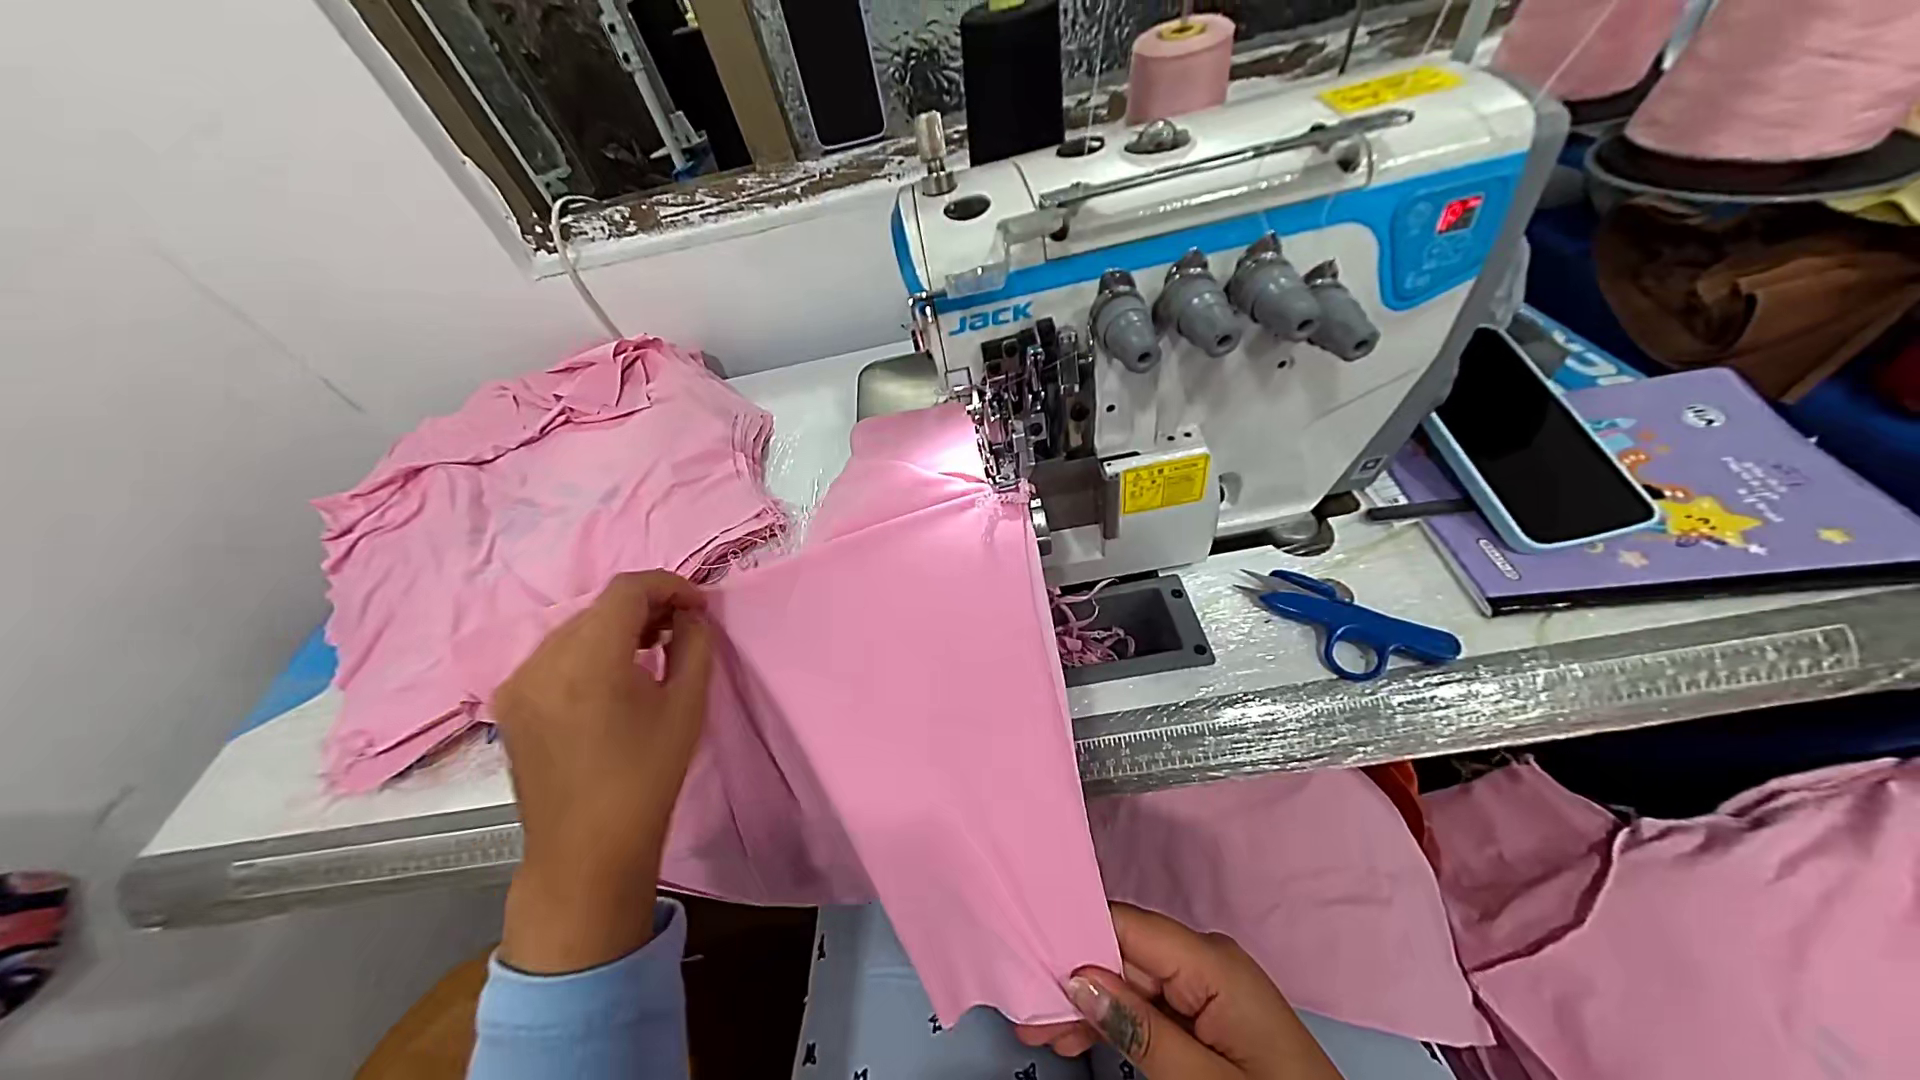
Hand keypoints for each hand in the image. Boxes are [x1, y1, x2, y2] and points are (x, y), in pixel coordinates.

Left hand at [492, 570, 712, 974]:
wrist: (587, 848)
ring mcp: (518, 681)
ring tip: (652, 650)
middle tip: (683, 627)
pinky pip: (555, 654)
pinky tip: (614, 677)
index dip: (668, 585)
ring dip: (617, 627)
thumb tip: (690, 616)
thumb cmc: (647, 775)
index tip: (699, 604)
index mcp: (588, 659)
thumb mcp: (687, 705)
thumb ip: (695, 644)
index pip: (627, 589)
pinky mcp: (509, 702)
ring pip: (576, 628)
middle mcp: (541, 660)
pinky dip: (589, 651)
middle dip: (646, 607)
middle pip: (600, 606)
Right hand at [1018, 903, 1341, 1078]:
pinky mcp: (1206, 1009)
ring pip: (1130, 980)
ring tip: (1041, 1029)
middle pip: (1124, 953)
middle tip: (1026, 1013)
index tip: (1028, 955)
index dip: (1075, 935)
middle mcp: (1206, 959)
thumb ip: (1141, 1030)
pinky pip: (1150, 1002)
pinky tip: (1080, 1034)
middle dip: (1074, 979)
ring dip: (1088, 1004)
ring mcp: (1206, 984)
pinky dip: (1116, 1020)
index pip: (1128, 927)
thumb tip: (1077, 977)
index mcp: (1212, 962)